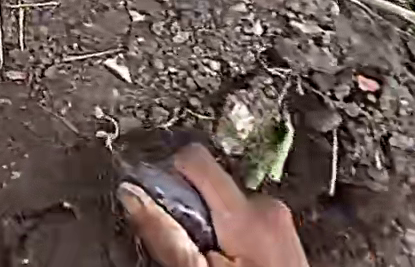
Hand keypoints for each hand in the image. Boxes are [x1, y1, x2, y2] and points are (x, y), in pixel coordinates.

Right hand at [118, 144, 308, 266]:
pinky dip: (229, 235)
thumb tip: (130, 193)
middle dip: (191, 210)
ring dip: (210, 225)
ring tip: (212, 262)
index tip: (156, 202)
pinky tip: (229, 263)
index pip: (193, 158)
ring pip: (224, 202)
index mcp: (247, 215)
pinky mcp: (283, 233)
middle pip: (208, 182)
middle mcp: (267, 206)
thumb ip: (166, 234)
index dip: (168, 175)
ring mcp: (279, 220)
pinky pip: (243, 218)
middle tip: (189, 251)